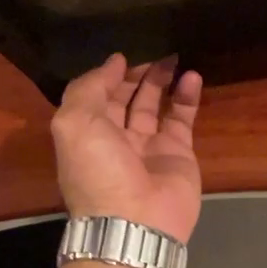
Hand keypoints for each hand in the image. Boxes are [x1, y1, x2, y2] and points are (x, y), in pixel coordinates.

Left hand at [51, 54, 203, 243]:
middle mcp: (115, 138)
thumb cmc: (98, 170)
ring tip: (173, 54)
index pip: (95, 96)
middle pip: (124, 97)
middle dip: (135, 73)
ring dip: (161, 78)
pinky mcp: (178, 151)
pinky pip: (182, 117)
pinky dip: (187, 95)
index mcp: (86, 133)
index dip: (107, 74)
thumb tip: (113, 63)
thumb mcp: (75, 123)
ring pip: (153, 103)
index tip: (124, 53)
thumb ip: (88, 87)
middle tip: (152, 47)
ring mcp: (148, 145)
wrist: (136, 221)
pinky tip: (191, 74)